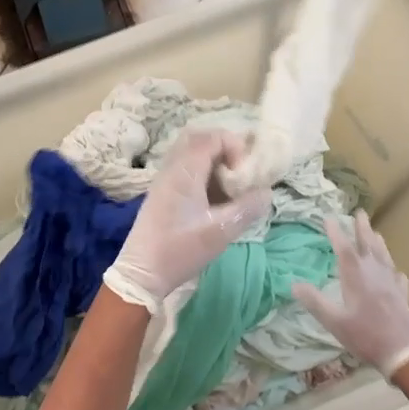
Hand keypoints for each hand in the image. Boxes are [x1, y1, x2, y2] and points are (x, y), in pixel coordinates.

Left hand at [103, 129, 271, 309]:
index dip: (235, 147)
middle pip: (199, 139)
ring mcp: (164, 180)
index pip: (212, 137)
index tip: (244, 174)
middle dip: (225, 150)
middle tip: (239, 174)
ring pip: (191, 154)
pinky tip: (214, 201)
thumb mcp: (221, 232)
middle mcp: (172, 168)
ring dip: (214, 163)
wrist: (142, 272)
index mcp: (184, 171)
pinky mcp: (162, 194)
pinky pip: (185, 170)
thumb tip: (267, 192)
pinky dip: (204, 175)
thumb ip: (247, 208)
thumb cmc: (180, 250)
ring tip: (229, 189)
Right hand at [292, 211, 408, 376]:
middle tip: (360, 212)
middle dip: (362, 228)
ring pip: (384, 256)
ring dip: (378, 242)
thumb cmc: (365, 335)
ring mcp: (391, 283)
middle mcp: (375, 273)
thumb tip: (293, 283)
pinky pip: (398, 276)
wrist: (403, 352)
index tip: (328, 217)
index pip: (343, 247)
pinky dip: (393, 269)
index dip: (335, 231)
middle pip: (368, 245)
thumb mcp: (333, 321)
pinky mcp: (402, 295)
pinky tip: (395, 272)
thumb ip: (314, 301)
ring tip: (376, 233)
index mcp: (356, 276)